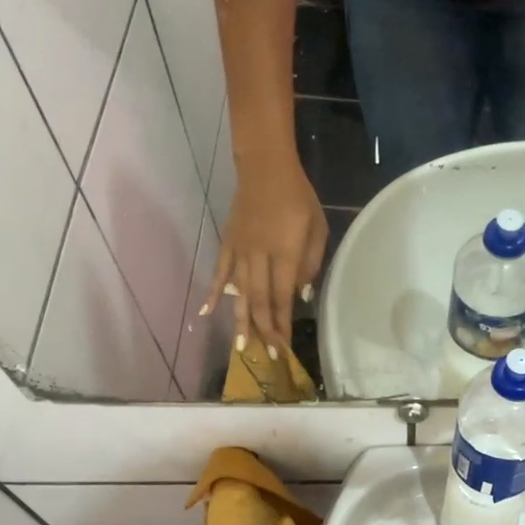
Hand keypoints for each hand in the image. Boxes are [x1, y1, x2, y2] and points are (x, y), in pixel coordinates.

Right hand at [208, 155, 327, 357]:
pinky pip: (220, 272)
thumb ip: (309, 264)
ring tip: (241, 347)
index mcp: (285, 252)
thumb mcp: (317, 229)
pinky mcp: (228, 243)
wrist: (266, 167)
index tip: (283, 347)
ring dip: (241, 321)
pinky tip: (207, 313)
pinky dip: (214, 294)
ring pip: (240, 292)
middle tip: (265, 357)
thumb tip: (298, 296)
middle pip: (259, 300)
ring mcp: (240, 250)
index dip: (282, 323)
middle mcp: (259, 255)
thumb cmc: (299, 198)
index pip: (282, 296)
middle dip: (263, 330)